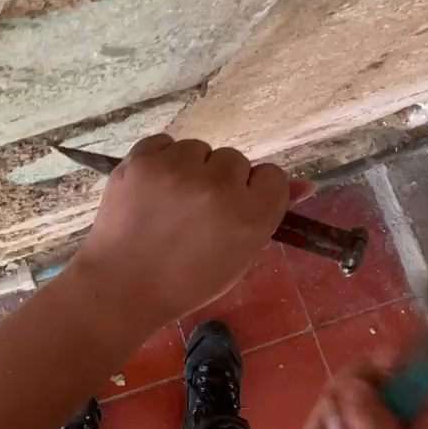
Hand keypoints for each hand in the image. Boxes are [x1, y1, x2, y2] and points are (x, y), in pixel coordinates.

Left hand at [67, 136, 312, 331]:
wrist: (121, 285)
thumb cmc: (185, 281)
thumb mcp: (238, 257)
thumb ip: (268, 216)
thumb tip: (305, 185)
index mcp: (250, 215)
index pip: (273, 176)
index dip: (253, 193)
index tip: (234, 209)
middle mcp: (218, 186)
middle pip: (234, 159)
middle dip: (220, 180)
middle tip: (197, 212)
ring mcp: (177, 169)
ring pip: (198, 148)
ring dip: (189, 167)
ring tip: (170, 202)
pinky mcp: (142, 159)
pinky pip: (164, 143)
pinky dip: (160, 160)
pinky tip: (151, 189)